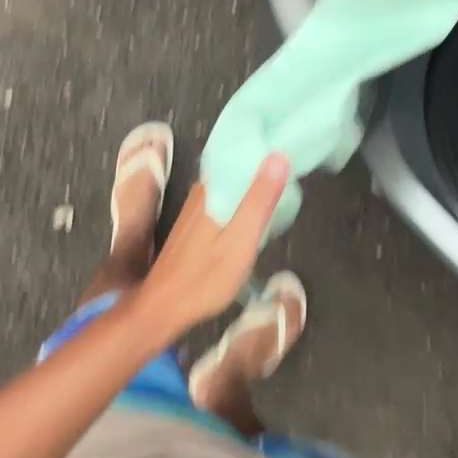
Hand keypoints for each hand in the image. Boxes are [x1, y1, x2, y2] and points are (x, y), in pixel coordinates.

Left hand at [132, 155, 289, 339]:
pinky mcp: (195, 225)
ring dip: (252, 186)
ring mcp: (196, 209)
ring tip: (281, 191)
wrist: (163, 308)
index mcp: (213, 189)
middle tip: (294, 173)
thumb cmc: (205, 277)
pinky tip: (255, 215)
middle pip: (237, 170)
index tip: (292, 149)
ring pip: (230, 187)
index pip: (242, 155)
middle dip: (262, 168)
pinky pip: (224, 201)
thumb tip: (278, 155)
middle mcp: (202, 192)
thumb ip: (259, 200)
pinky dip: (241, 202)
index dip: (267, 151)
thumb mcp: (241, 240)